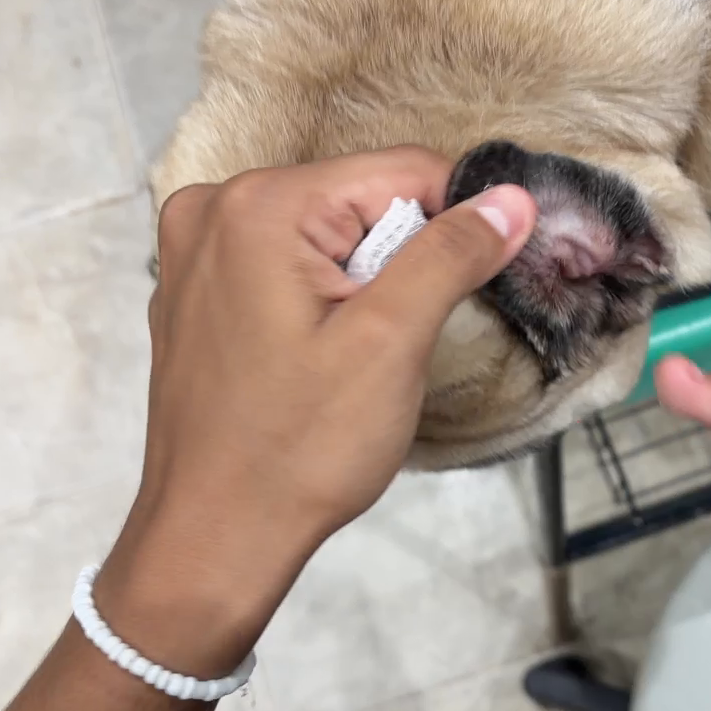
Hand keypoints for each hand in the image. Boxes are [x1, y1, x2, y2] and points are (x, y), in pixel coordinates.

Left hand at [97, 148, 537, 675]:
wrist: (217, 538)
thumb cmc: (303, 445)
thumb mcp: (392, 341)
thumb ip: (453, 254)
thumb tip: (514, 197)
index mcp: (261, 204)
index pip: (401, 172)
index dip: (459, 221)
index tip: (478, 283)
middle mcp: (215, 207)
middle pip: (362, 200)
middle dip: (406, 258)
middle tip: (402, 337)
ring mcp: (196, 250)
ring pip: (331, 234)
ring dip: (371, 281)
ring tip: (362, 353)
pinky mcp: (199, 291)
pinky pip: (292, 264)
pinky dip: (330, 295)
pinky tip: (322, 354)